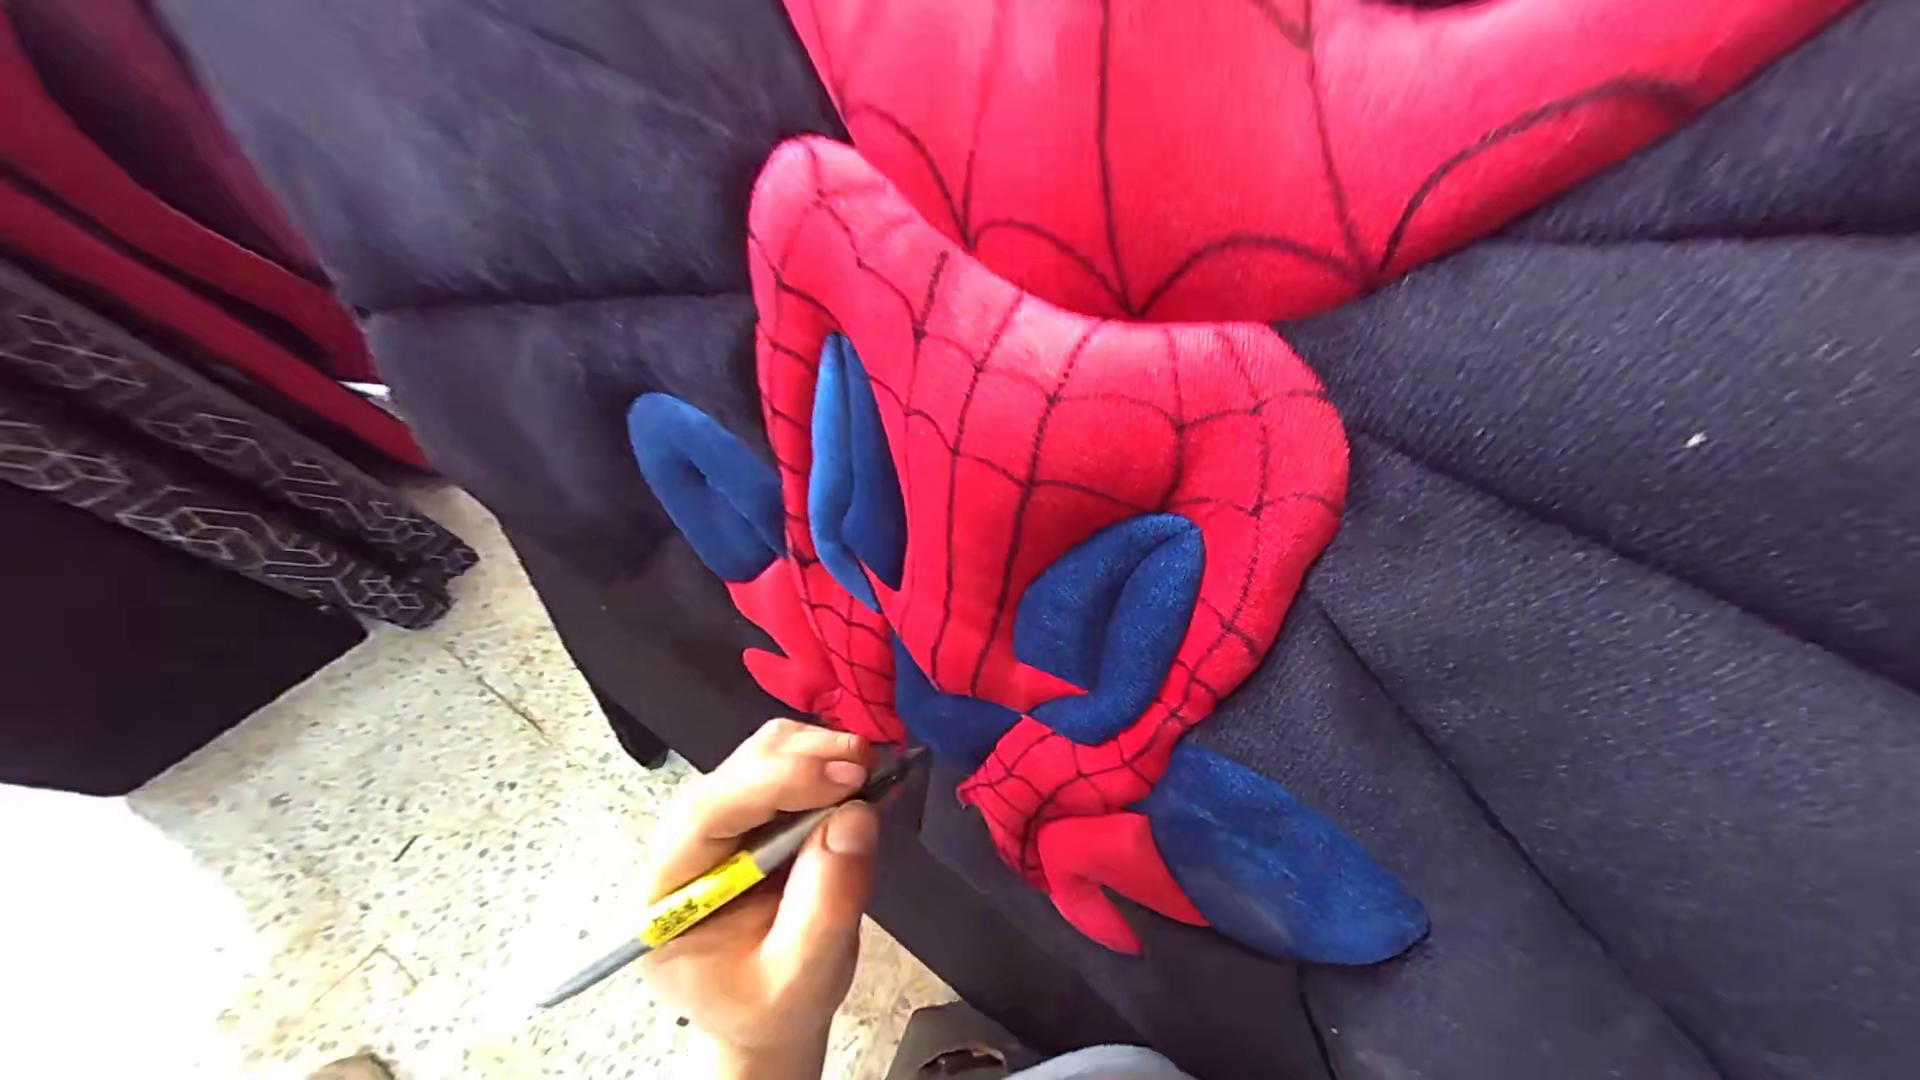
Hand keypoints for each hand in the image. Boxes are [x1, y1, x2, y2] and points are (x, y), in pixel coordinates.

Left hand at [641, 719, 880, 1078]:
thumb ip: (827, 904)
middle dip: (810, 758)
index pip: (711, 810)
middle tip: (872, 770)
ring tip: (871, 775)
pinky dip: (827, 758)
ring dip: (822, 752)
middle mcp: (686, 835)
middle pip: (742, 766)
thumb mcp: (802, 977)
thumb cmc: (772, 1003)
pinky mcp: (754, 801)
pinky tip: (859, 779)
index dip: (779, 782)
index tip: (847, 778)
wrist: (769, 1005)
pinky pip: (788, 758)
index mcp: (670, 887)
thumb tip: (857, 816)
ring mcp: (721, 812)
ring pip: (767, 750)